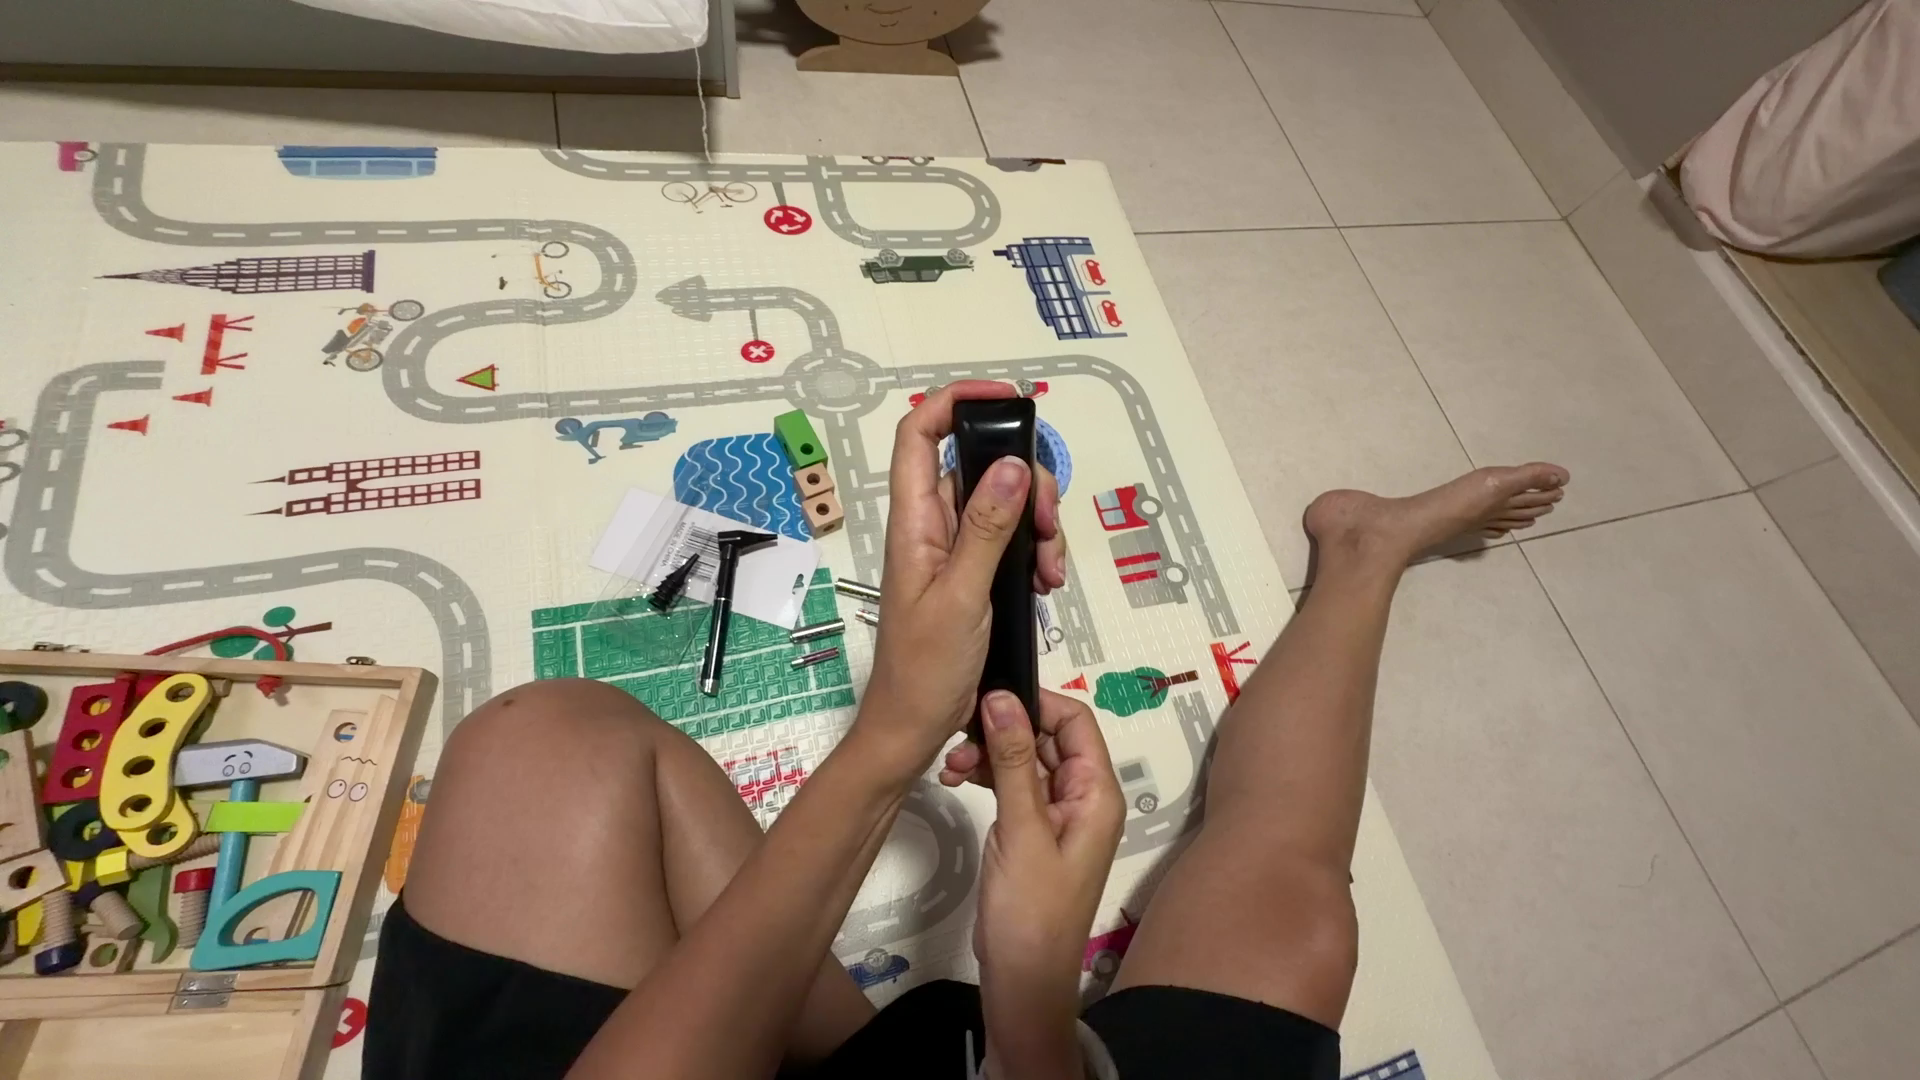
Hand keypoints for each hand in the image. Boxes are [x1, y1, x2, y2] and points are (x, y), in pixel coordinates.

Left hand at [858, 382, 1066, 768]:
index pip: (919, 434)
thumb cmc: (926, 666)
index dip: (954, 402)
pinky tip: (1047, 583)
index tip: (1006, 399)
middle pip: (979, 467)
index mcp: (915, 520)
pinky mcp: (972, 574)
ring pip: (1003, 505)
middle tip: (1050, 526)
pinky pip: (1008, 542)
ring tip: (1051, 569)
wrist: (915, 725)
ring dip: (1037, 526)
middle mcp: (933, 525)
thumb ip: (987, 529)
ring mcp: (954, 549)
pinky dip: (1033, 553)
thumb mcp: (963, 595)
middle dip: (1025, 483)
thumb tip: (1012, 465)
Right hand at [962, 691, 1123, 1077]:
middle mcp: (1080, 795)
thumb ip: (1013, 759)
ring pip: (1023, 758)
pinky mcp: (1030, 827)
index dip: (1036, 702)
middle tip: (958, 733)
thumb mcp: (1022, 828)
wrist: (1021, 982)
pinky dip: (985, 775)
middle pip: (1045, 737)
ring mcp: (1054, 812)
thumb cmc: (1031, 910)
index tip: (989, 696)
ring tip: (951, 764)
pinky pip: (1011, 783)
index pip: (1075, 721)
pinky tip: (956, 778)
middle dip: (1002, 729)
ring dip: (988, 753)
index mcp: (1095, 791)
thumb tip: (1001, 697)